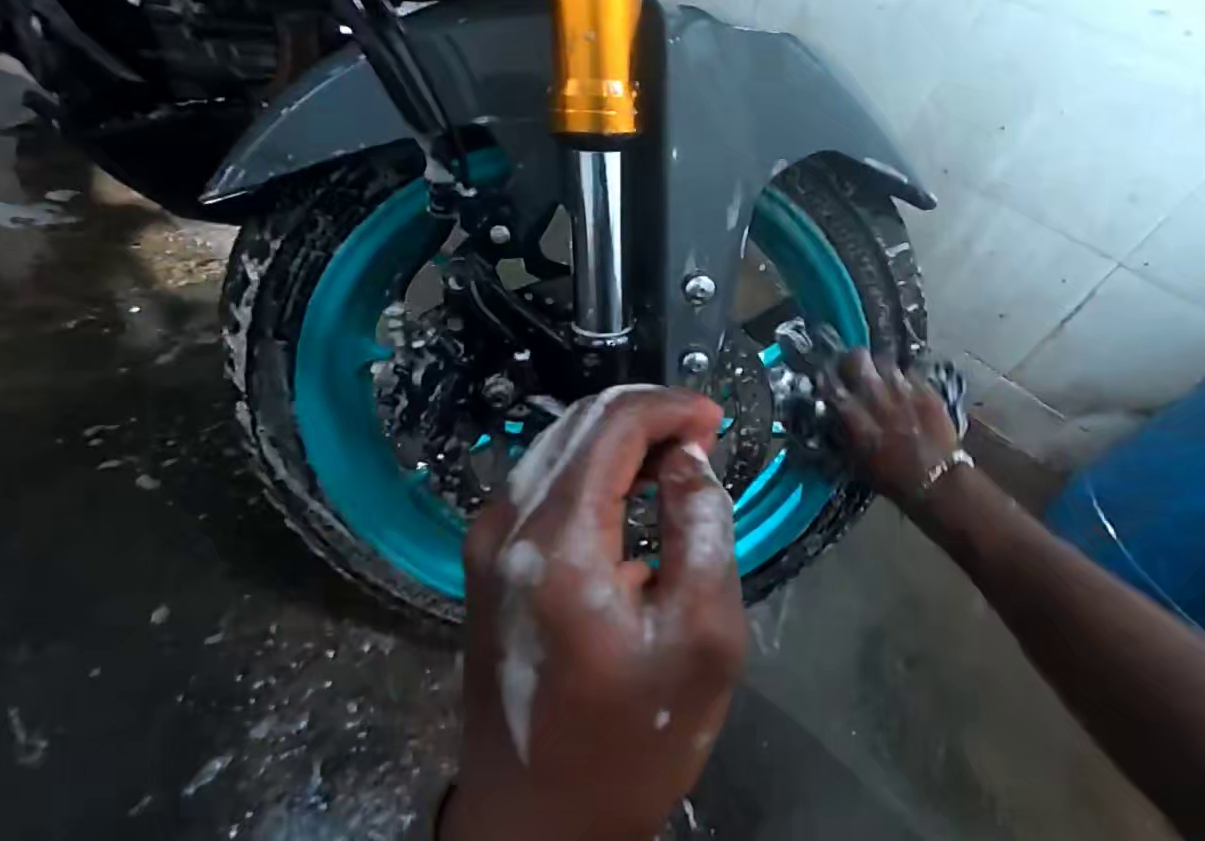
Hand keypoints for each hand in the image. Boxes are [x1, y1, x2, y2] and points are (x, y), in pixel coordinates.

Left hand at [444, 386, 745, 840]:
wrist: (535, 821)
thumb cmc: (630, 740)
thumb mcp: (702, 637)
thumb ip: (702, 526)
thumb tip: (687, 457)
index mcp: (557, 541)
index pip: (612, 424)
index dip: (669, 407)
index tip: (715, 419)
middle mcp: (508, 521)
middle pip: (581, 423)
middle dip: (648, 415)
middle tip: (702, 437)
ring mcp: (489, 535)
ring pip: (562, 443)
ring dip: (623, 437)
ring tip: (678, 459)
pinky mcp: (489, 552)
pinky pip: (547, 475)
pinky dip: (597, 465)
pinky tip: (634, 486)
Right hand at [831, 349, 963, 504]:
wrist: (938, 482)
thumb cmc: (892, 478)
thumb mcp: (855, 458)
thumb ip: (843, 430)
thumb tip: (835, 413)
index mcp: (853, 415)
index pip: (831, 382)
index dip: (828, 376)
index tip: (829, 378)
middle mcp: (874, 395)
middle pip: (857, 358)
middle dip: (853, 359)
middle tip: (856, 368)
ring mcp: (902, 389)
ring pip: (884, 359)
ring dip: (879, 366)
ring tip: (882, 376)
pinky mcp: (926, 389)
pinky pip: (909, 370)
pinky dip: (904, 376)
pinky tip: (905, 387)